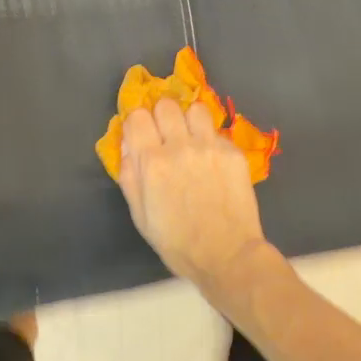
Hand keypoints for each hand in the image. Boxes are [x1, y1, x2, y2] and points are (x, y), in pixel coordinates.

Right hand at [117, 98, 271, 292]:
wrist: (228, 256)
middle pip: (165, 105)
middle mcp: (180, 146)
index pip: (137, 116)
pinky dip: (212, 141)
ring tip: (192, 139)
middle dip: (162, 117)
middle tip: (167, 135)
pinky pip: (217, 132)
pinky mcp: (233, 152)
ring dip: (189, 121)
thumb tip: (127, 146)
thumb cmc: (178, 243)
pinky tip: (213, 162)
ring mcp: (209, 147)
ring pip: (195, 109)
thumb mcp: (140, 216)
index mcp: (152, 163)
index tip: (141, 134)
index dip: (137, 123)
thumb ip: (130, 177)